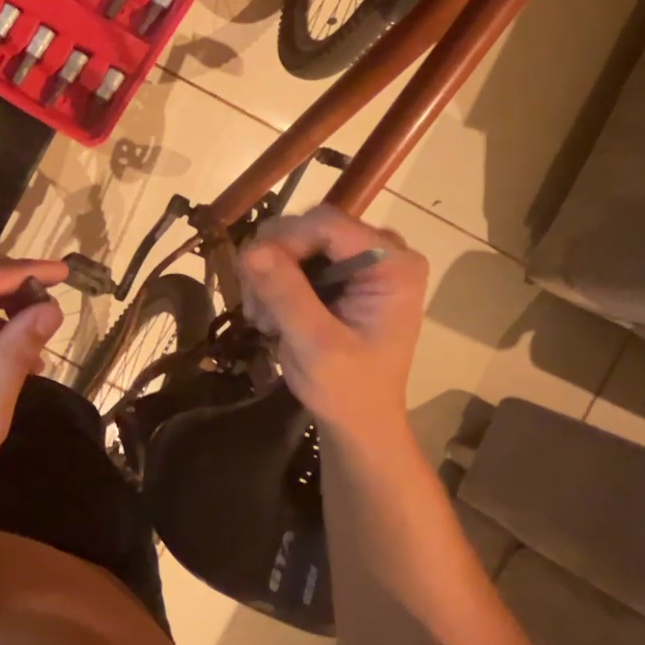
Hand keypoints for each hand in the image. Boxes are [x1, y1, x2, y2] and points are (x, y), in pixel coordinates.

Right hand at [236, 205, 428, 441]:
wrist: (356, 421)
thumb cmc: (348, 389)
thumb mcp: (316, 345)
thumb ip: (286, 295)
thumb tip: (250, 250)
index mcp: (393, 265)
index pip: (327, 223)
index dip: (285, 242)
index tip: (256, 278)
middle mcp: (378, 251)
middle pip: (305, 226)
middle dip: (272, 262)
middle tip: (259, 308)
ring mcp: (355, 260)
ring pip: (288, 238)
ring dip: (265, 275)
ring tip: (264, 318)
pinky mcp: (334, 271)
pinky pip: (286, 255)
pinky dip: (268, 281)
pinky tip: (269, 315)